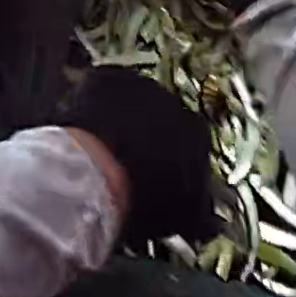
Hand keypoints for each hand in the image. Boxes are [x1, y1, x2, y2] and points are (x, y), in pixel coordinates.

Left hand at [58, 68, 213, 245]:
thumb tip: (207, 220)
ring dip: (126, 117)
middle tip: (132, 162)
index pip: (193, 143)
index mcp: (197, 131)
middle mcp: (173, 100)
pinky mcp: (105, 77)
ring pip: (135, 100)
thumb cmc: (143, 200)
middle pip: (164, 116)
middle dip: (151, 135)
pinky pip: (105, 88)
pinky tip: (88, 128)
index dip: (176, 161)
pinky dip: (98, 103)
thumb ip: (197, 211)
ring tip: (106, 147)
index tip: (161, 177)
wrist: (98, 174)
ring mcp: (138, 84)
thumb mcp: (181, 217)